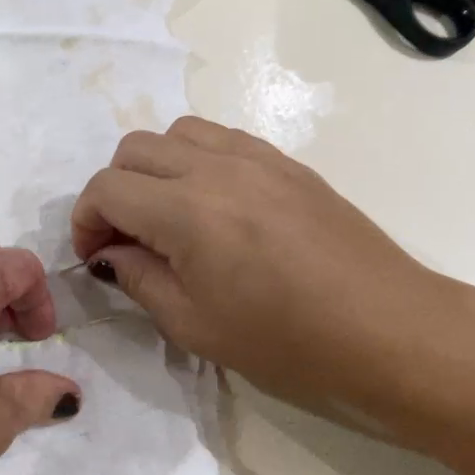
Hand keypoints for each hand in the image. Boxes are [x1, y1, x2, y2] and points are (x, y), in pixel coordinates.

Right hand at [71, 117, 474, 423]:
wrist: (389, 331)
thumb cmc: (286, 341)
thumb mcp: (193, 325)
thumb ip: (139, 278)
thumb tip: (111, 253)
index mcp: (186, 210)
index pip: (106, 188)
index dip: (85, 222)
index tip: (95, 259)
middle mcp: (216, 167)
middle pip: (133, 149)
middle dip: (113, 191)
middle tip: (124, 240)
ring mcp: (257, 158)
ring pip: (177, 132)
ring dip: (153, 168)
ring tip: (165, 217)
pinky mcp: (288, 164)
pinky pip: (222, 140)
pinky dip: (195, 161)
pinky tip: (210, 207)